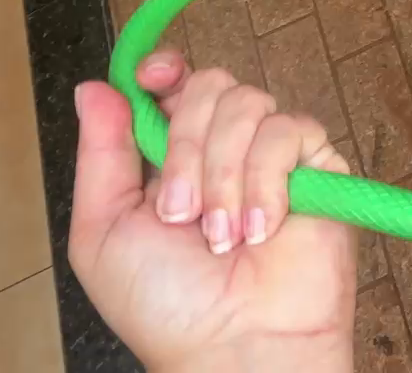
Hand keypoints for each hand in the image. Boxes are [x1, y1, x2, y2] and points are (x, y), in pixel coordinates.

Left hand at [68, 53, 355, 372]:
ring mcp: (273, 150)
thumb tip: (93, 86)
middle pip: (211, 85)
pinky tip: (262, 227)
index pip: (176, 82)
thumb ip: (102, 155)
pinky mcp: (317, 159)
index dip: (166, 69)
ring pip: (250, 105)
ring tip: (224, 235)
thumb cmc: (165, 303)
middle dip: (189, 146)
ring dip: (225, 175)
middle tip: (181, 214)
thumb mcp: (106, 234)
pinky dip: (267, 182)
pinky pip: (290, 131)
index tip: (155, 77)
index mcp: (174, 154)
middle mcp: (224, 143)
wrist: (239, 342)